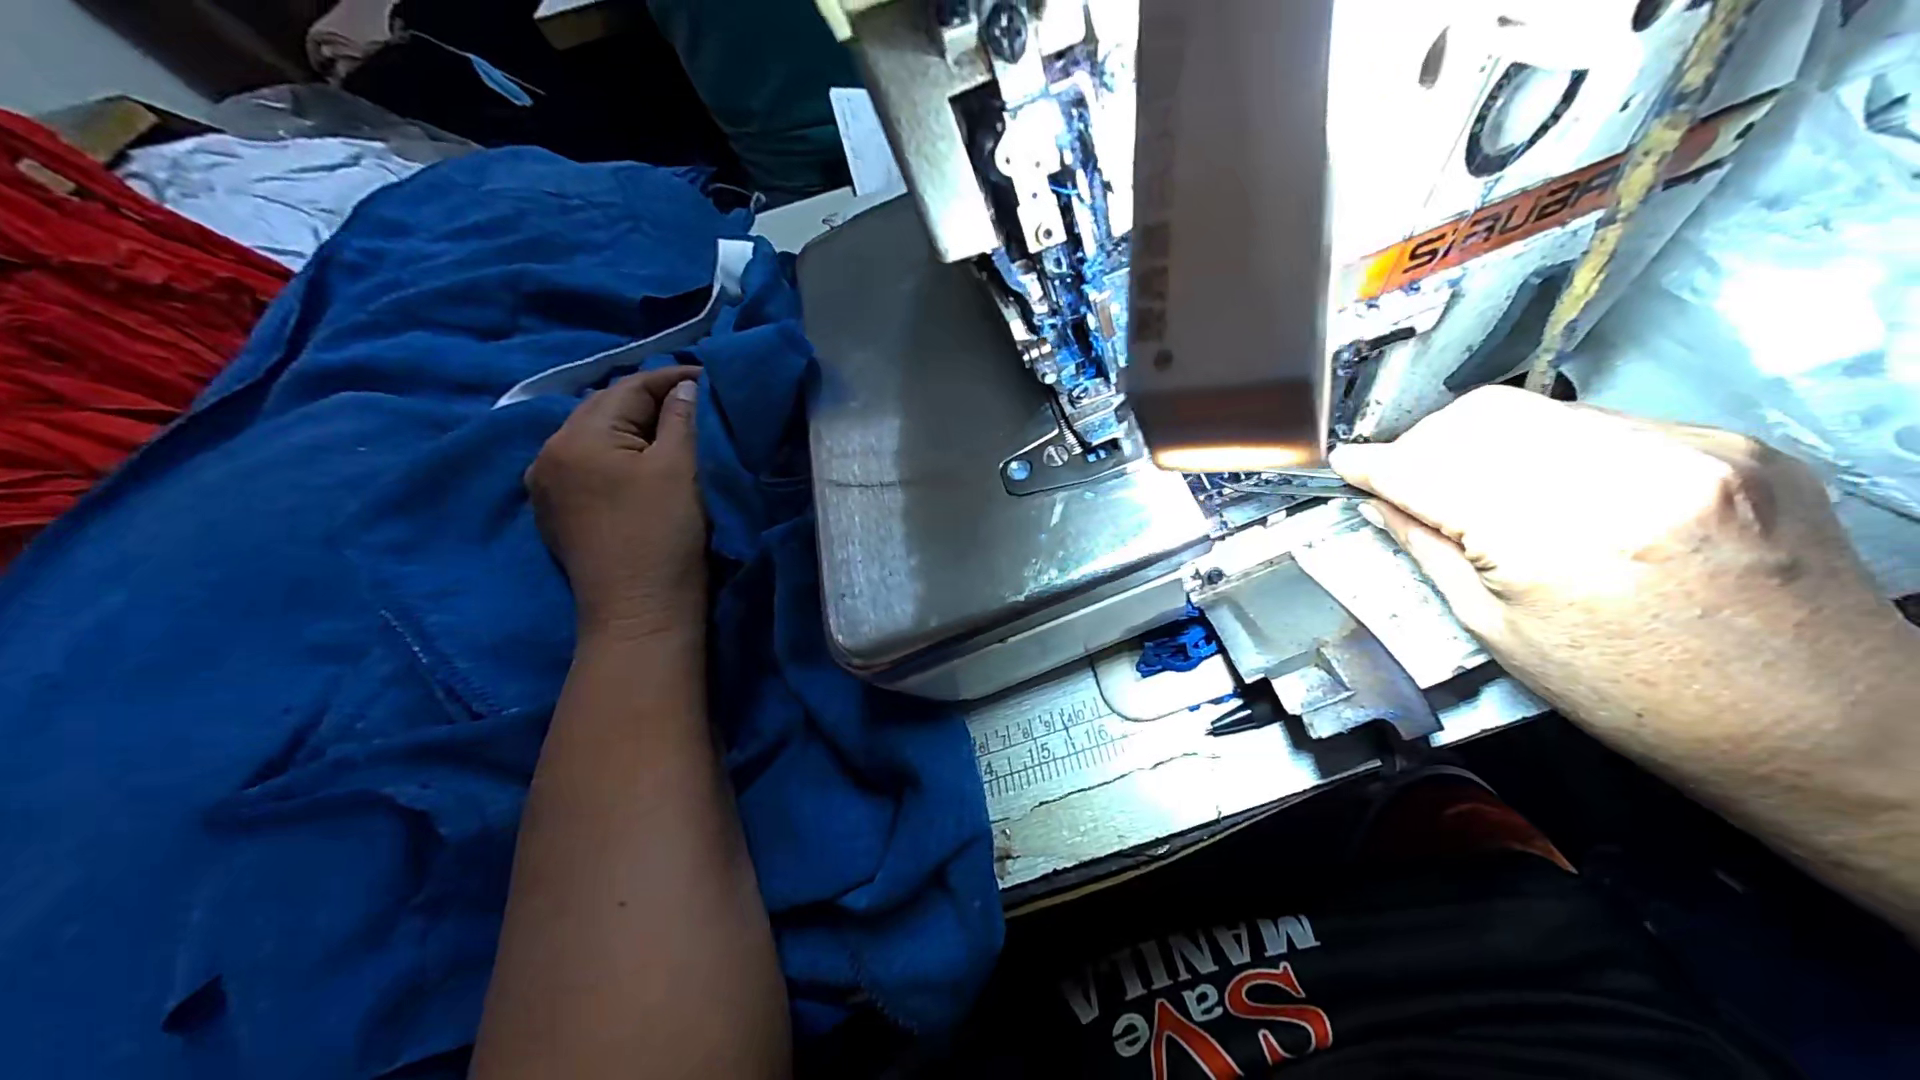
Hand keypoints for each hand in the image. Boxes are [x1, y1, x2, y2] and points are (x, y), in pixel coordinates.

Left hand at [525, 367, 706, 641]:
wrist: (640, 612)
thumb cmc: (664, 536)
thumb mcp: (680, 469)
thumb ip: (682, 418)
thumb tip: (686, 387)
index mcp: (576, 438)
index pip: (627, 388)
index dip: (672, 378)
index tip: (710, 377)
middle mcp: (549, 454)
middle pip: (605, 409)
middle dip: (651, 401)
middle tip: (697, 402)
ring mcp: (548, 486)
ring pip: (597, 437)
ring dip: (634, 428)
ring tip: (675, 429)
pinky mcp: (558, 513)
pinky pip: (590, 464)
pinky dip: (619, 454)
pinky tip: (644, 462)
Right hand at [1328, 386, 1908, 762]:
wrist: (1818, 718)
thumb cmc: (1645, 698)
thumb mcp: (1502, 634)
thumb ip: (1433, 554)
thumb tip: (1385, 505)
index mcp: (1557, 540)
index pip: (1429, 472)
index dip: (1375, 466)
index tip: (1348, 464)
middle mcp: (1628, 476)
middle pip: (1477, 418)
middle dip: (1422, 444)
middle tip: (1403, 477)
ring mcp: (1690, 451)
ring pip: (1534, 410)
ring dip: (1479, 441)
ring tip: (1469, 484)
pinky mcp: (1729, 445)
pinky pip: (1599, 423)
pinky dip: (1548, 447)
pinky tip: (1547, 489)